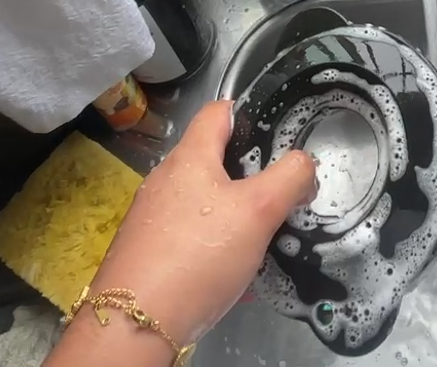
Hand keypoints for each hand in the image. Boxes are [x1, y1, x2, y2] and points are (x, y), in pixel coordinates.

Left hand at [73, 101, 314, 349]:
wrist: (132, 327)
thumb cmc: (198, 254)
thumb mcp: (260, 210)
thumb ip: (290, 177)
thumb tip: (304, 164)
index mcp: (190, 156)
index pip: (219, 110)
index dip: (249, 113)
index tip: (275, 134)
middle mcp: (165, 179)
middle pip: (213, 158)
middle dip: (248, 173)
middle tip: (276, 194)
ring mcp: (151, 217)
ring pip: (203, 200)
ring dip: (232, 213)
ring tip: (257, 237)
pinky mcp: (145, 252)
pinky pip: (188, 234)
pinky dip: (212, 244)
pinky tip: (228, 272)